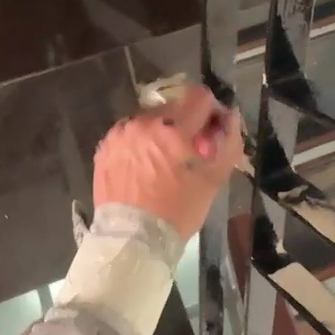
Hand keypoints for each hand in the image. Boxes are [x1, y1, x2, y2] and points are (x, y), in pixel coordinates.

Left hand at [93, 84, 244, 240]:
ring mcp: (122, 132)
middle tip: (186, 153)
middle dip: (184, 125)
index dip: (211, 111)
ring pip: (149, 120)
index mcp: (173, 128)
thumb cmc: (177, 212)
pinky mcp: (106, 145)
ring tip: (161, 163)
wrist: (132, 239)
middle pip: (174, 108)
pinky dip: (139, 144)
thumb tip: (229, 117)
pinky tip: (141, 168)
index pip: (200, 96)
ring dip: (160, 133)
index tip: (210, 132)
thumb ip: (227, 143)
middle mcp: (144, 122)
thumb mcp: (213, 180)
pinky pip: (129, 133)